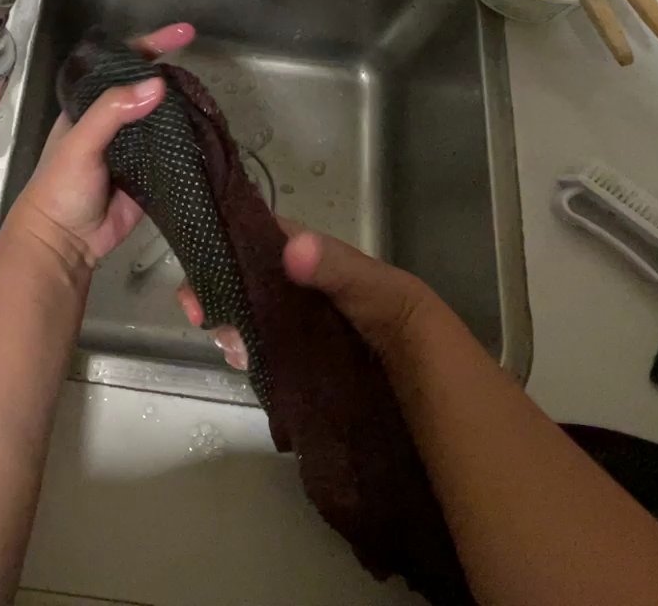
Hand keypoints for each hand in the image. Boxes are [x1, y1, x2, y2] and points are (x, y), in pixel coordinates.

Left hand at [2, 23, 195, 274]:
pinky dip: (190, 146)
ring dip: (186, 113)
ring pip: (166, 121)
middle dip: (175, 80)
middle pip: (149, 91)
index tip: (183, 34)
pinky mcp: (150, 176)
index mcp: (91, 105)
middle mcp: (115, 122)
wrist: (64, 242)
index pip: (123, 65)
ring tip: (210, 104)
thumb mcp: (80, 142)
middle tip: (203, 77)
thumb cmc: (59, 187)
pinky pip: (174, 155)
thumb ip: (112, 111)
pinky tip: (208, 137)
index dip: (151, 45)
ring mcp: (134, 149)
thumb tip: (157, 85)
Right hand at [179, 220, 437, 367]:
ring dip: (232, 325)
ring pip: (257, 320)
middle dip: (223, 289)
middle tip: (201, 313)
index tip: (202, 257)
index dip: (235, 240)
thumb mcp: (390, 297)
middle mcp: (316, 296)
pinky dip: (251, 358)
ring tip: (228, 344)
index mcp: (331, 267)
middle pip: (256, 281)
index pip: (273, 238)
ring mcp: (311, 337)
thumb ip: (343, 271)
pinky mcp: (310, 376)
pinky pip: (269, 358)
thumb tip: (291, 247)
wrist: (456, 421)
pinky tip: (244, 365)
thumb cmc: (423, 344)